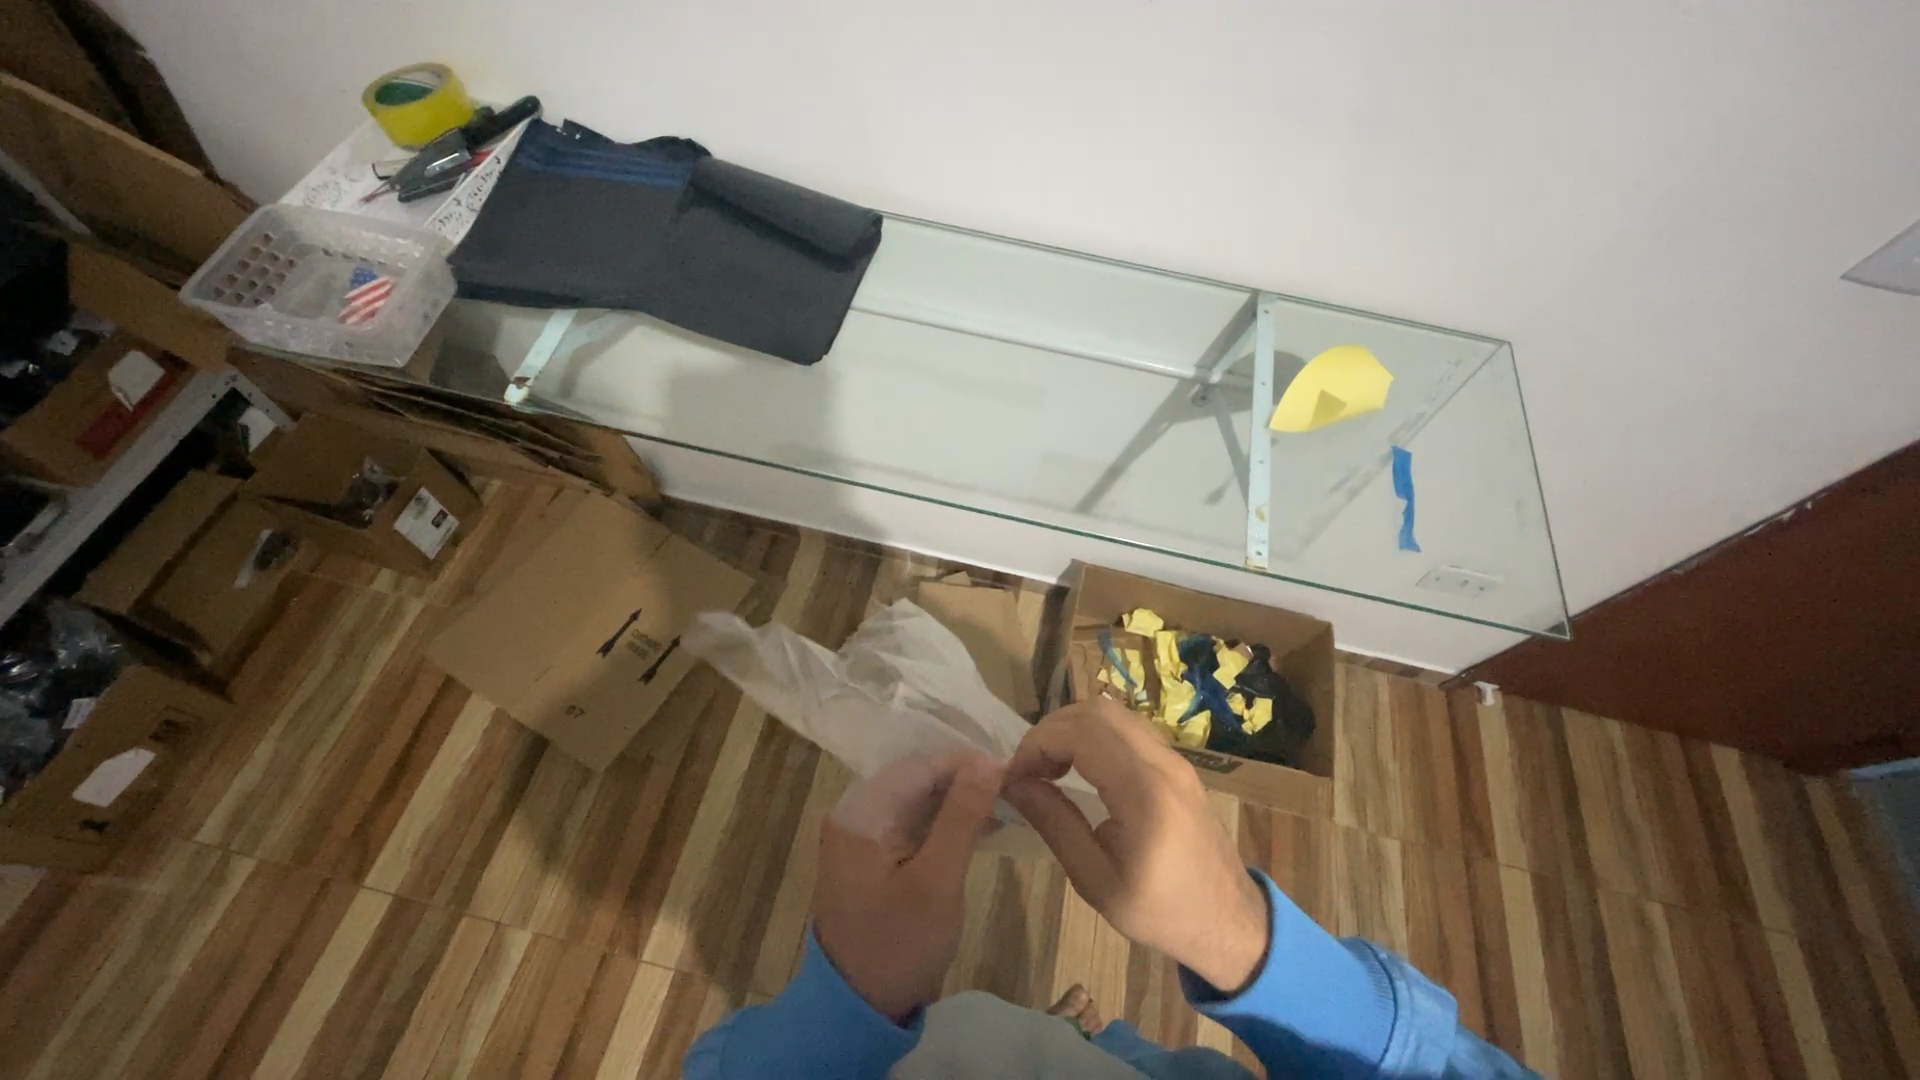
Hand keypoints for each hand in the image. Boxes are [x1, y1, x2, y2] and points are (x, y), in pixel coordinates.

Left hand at [813, 749, 1002, 1021]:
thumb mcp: (937, 880)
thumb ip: (961, 816)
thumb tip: (986, 760)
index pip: (918, 766)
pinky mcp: (873, 857)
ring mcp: (862, 836)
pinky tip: (980, 828)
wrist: (859, 1009)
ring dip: (957, 801)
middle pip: (916, 779)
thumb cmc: (899, 944)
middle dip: (963, 780)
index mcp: (860, 812)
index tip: (1010, 769)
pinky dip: (944, 824)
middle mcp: (855, 814)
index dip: (965, 763)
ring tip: (1004, 805)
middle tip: (1011, 787)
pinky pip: (912, 823)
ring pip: (916, 800)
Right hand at [1003, 699, 1270, 992]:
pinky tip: (1079, 766)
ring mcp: (1174, 759)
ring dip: (1072, 728)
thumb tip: (1014, 783)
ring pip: (1113, 711)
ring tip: (1049, 767)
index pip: (1080, 733)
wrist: (1230, 922)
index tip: (1015, 777)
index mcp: (1143, 792)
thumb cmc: (1161, 912)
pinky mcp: (1177, 763)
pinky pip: (1128, 727)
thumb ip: (1055, 824)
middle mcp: (1162, 762)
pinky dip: (1094, 733)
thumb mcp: (1095, 880)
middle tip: (1028, 769)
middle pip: (1096, 710)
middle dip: (1050, 730)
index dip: (1038, 744)